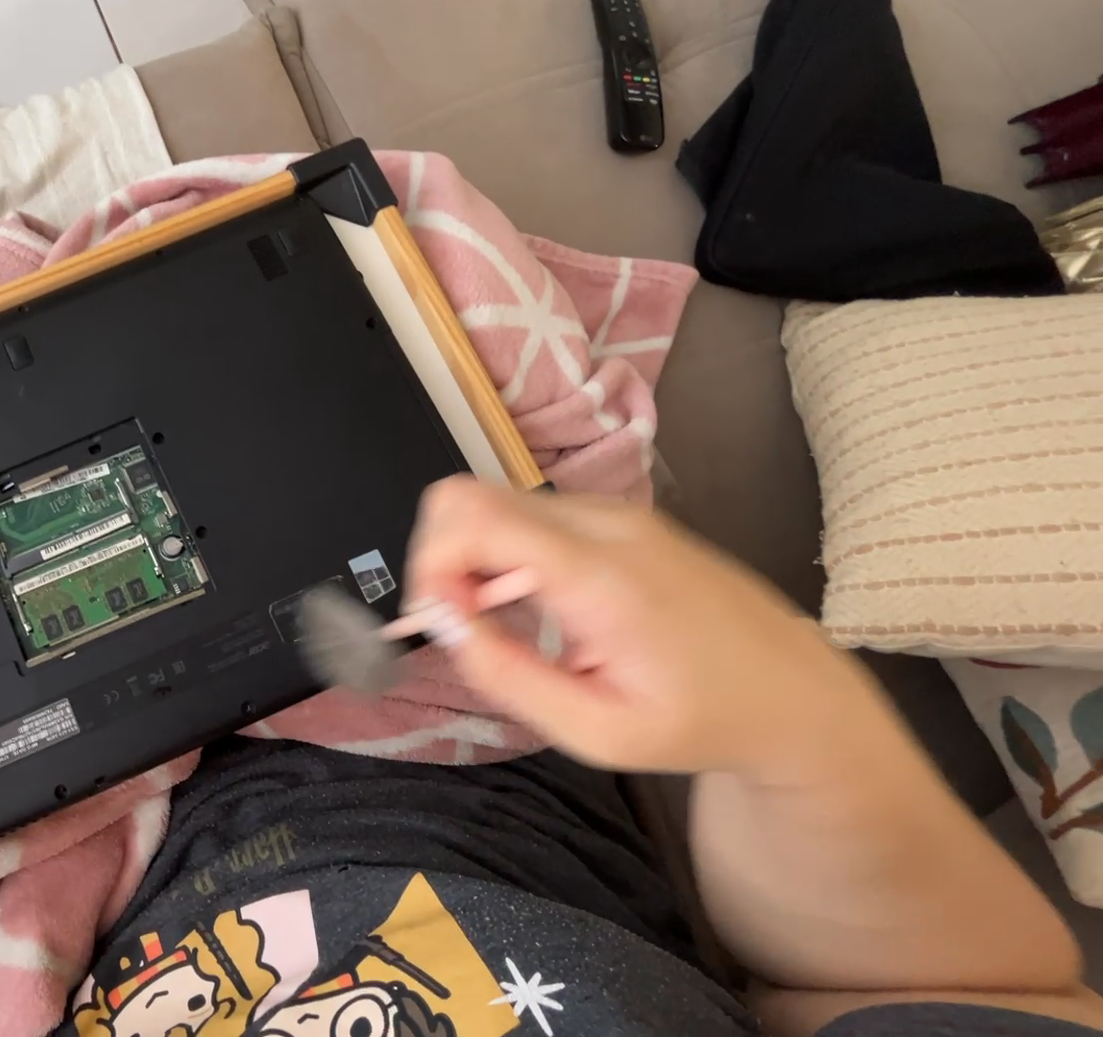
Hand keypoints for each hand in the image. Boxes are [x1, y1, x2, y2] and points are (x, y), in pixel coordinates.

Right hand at [402, 477, 874, 778]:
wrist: (799, 693)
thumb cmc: (700, 722)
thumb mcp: (596, 731)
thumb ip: (505, 674)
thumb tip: (441, 620)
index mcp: (601, 576)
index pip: (474, 520)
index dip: (430, 563)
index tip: (439, 619)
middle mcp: (603, 523)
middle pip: (467, 497)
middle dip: (438, 555)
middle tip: (459, 616)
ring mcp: (611, 512)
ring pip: (489, 500)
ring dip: (466, 554)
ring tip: (495, 616)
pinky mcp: (615, 516)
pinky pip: (523, 512)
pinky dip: (497, 549)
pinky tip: (527, 600)